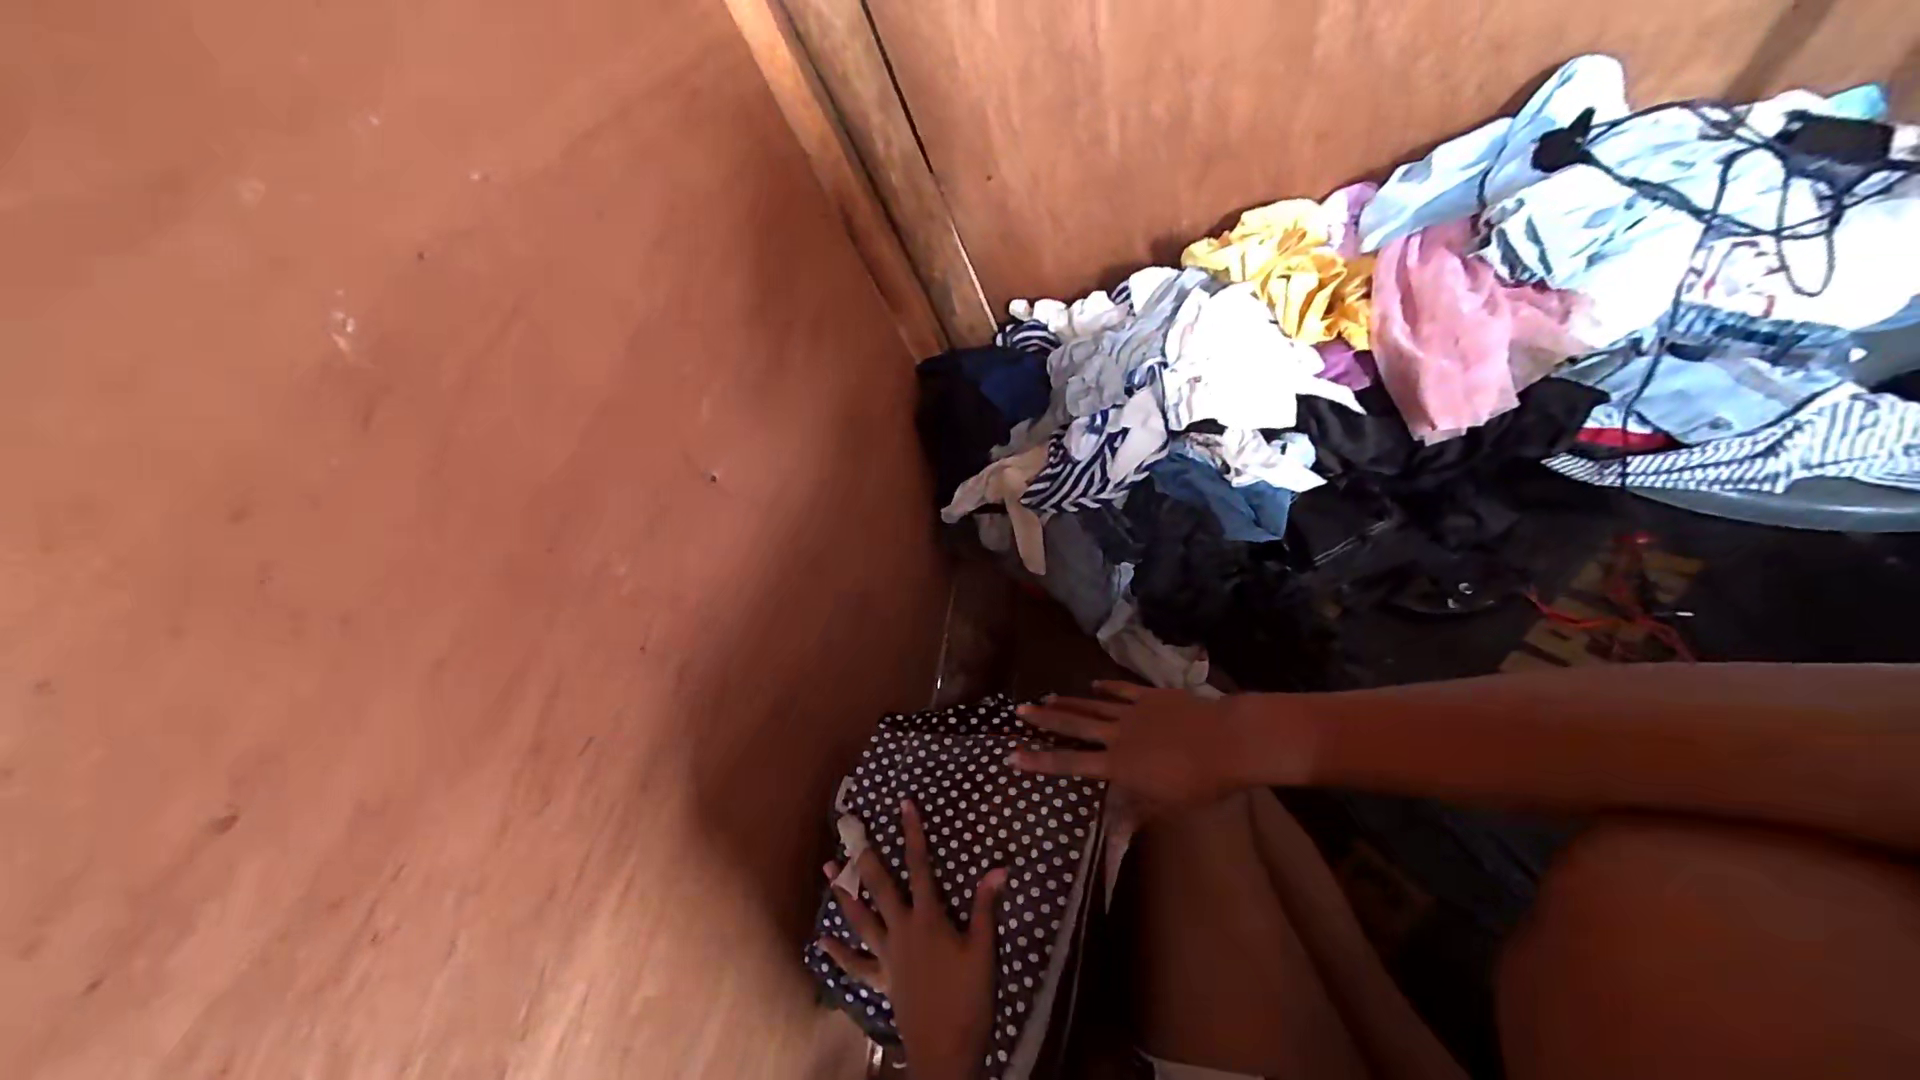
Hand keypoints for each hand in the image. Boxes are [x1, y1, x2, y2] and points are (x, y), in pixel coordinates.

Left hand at [819, 800, 1007, 1079]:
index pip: (921, 865)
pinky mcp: (882, 979)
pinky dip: (838, 952)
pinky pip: (856, 964)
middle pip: (881, 887)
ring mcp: (888, 955)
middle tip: (850, 833)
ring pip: (861, 917)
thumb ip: (986, 908)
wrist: (945, 1049)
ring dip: (844, 893)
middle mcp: (902, 929)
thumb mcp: (983, 951)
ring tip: (828, 870)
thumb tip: (998, 869)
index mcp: (928, 918)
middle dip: (867, 857)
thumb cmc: (968, 997)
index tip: (904, 805)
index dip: (913, 833)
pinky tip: (822, 942)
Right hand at [1010, 681, 1314, 815]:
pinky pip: (1122, 689)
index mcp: (1118, 765)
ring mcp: (1133, 711)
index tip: (1013, 755)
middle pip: (1074, 724)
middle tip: (1020, 710)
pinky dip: (1106, 686)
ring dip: (1069, 700)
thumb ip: (1139, 813)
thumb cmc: (1201, 782)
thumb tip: (1116, 833)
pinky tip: (1093, 682)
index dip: (1040, 760)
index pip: (1071, 763)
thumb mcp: (1168, 806)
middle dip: (1046, 718)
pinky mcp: (1150, 696)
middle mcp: (1117, 735)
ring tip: (1046, 696)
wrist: (1228, 741)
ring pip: (1093, 704)